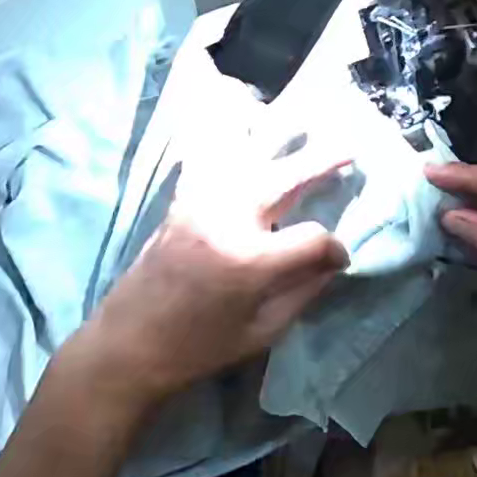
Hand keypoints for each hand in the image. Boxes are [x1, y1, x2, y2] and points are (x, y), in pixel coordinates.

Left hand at [67, 145, 351, 417]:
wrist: (129, 342)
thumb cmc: (198, 348)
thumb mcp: (262, 333)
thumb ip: (302, 292)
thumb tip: (332, 262)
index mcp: (250, 261)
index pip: (311, 238)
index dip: (333, 248)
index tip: (339, 258)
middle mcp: (226, 220)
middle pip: (282, 178)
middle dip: (319, 161)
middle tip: (347, 150)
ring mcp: (199, 205)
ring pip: (244, 157)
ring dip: (276, 141)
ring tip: (301, 129)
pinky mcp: (181, 202)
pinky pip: (209, 160)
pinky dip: (230, 143)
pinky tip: (244, 130)